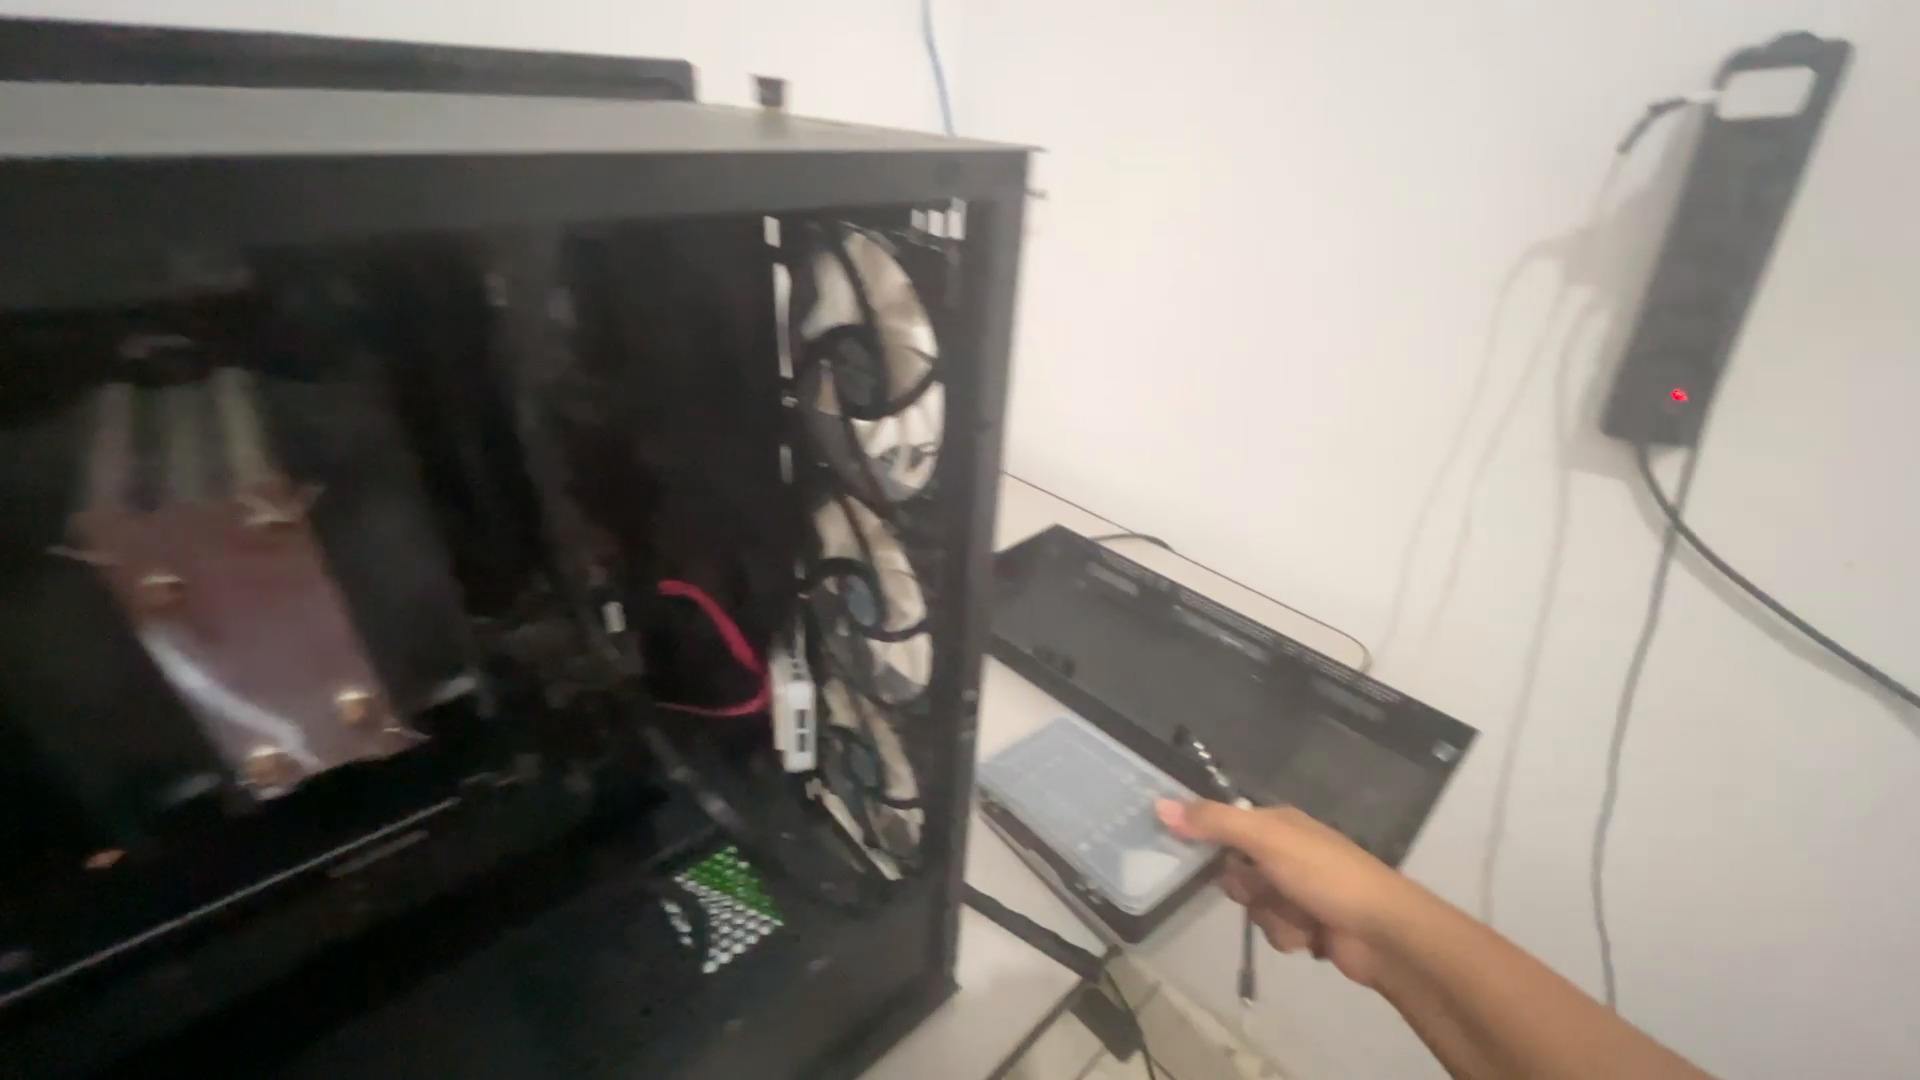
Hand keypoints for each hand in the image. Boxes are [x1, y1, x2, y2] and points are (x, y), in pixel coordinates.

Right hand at [1157, 798, 1421, 988]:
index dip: (1210, 843)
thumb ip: (1213, 822)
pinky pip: (1275, 930)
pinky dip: (1287, 935)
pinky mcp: (1309, 925)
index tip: (1195, 857)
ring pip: (1254, 905)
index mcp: (1278, 823)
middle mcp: (1286, 852)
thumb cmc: (1324, 873)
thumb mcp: (1264, 838)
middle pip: (1235, 871)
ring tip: (1297, 918)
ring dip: (1269, 916)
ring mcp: (1299, 890)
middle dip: (1245, 888)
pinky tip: (1309, 936)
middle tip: (1262, 889)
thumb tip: (1159, 806)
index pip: (1225, 826)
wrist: (1384, 933)